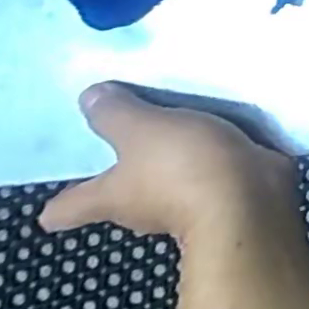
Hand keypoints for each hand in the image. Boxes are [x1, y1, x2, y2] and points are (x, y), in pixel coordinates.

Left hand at [40, 82, 296, 240]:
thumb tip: (87, 98)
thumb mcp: (143, 129)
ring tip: (187, 118)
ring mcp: (181, 203)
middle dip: (125, 165)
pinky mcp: (219, 192)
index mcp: (108, 197)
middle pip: (118, 192)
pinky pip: (204, 172)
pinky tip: (221, 130)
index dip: (60, 195)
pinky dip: (208, 156)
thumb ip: (115, 114)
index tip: (68, 174)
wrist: (247, 196)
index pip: (63, 210)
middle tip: (136, 126)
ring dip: (172, 157)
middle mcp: (138, 207)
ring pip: (164, 180)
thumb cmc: (182, 167)